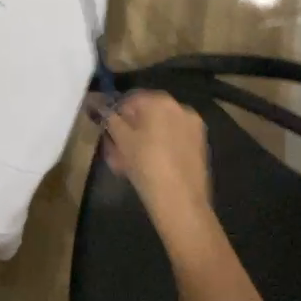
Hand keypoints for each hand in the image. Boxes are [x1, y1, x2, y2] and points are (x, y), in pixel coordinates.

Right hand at [95, 90, 211, 224]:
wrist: (180, 201)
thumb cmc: (146, 163)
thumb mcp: (120, 138)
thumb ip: (109, 118)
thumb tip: (101, 107)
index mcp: (160, 100)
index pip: (130, 99)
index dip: (115, 113)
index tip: (107, 129)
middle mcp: (180, 108)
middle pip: (147, 113)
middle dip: (130, 128)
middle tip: (115, 145)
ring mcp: (193, 128)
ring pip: (159, 129)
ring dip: (142, 139)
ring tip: (127, 160)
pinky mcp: (200, 147)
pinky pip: (172, 140)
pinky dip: (158, 147)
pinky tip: (146, 165)